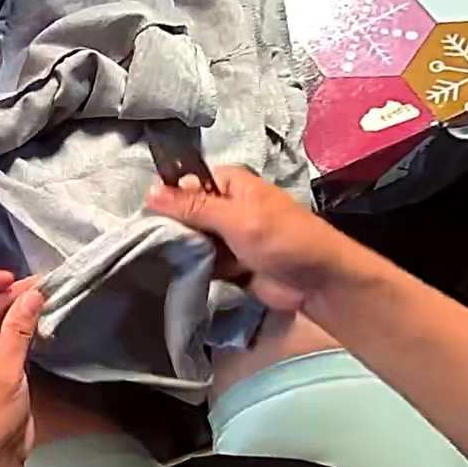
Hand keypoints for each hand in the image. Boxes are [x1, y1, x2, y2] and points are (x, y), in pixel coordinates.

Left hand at [0, 268, 45, 466]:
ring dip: (20, 309)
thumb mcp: (5, 370)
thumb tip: (33, 293)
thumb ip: (19, 329)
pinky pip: (8, 338)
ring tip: (48, 296)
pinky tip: (43, 320)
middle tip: (43, 285)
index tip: (9, 279)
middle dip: (10, 293)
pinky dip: (24, 328)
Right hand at [144, 165, 363, 312]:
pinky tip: (172, 268)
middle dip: (170, 224)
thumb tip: (149, 192)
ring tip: (158, 255)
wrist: (319, 284)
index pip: (187, 182)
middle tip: (150, 238)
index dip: (168, 195)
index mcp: (230, 184)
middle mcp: (224, 205)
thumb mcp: (236, 218)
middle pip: (183, 210)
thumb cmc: (284, 240)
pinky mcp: (224, 261)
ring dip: (179, 246)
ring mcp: (224, 234)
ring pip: (188, 236)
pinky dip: (188, 264)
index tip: (148, 213)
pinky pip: (197, 258)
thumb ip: (192, 206)